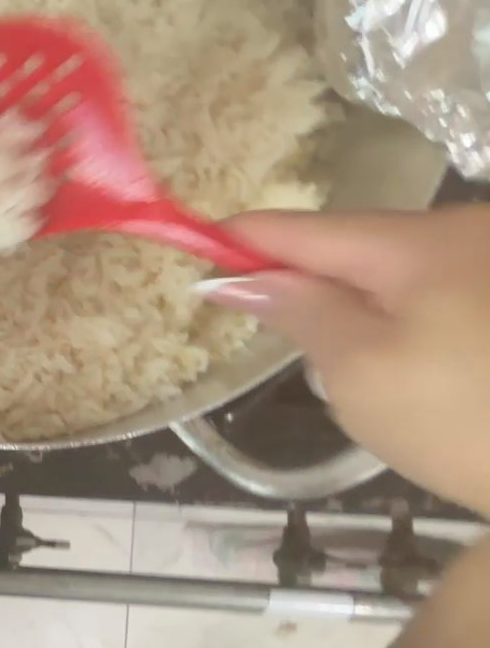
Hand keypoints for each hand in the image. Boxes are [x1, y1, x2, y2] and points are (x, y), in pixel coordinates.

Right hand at [209, 207, 489, 514]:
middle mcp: (477, 229)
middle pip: (350, 244)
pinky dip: (394, 313)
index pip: (301, 229)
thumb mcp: (357, 368)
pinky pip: (434, 287)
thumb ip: (296, 311)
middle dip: (298, 279)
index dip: (236, 243)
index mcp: (427, 241)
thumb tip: (231, 278)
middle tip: (265, 331)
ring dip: (348, 301)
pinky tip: (405, 358)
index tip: (187, 257)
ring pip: (392, 268)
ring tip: (338, 358)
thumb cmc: (466, 418)